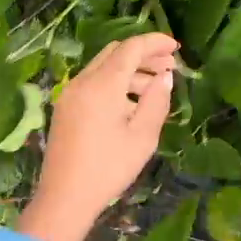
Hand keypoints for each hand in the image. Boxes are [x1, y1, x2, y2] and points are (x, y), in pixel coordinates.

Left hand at [17, 33, 177, 240]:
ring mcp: (68, 96)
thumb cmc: (108, 169)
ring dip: (129, 72)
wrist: (64, 198)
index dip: (156, 43)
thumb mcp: (142, 136)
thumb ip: (157, 100)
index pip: (131, 47)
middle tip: (167, 69)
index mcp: (102, 84)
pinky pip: (91, 85)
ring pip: (102, 69)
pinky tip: (128, 105)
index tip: (177, 49)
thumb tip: (164, 77)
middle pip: (114, 53)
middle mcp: (81, 82)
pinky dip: (112, 85)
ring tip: (153, 90)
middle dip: (143, 56)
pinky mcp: (63, 111)